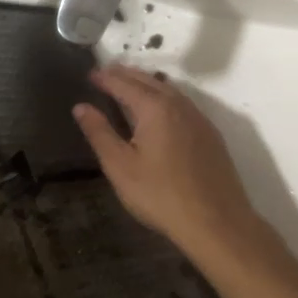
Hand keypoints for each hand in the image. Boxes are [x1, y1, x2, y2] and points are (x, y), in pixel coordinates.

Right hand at [73, 65, 262, 260]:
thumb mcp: (120, 166)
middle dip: (125, 75)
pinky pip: (182, 104)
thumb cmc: (161, 195)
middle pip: (148, 80)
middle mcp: (179, 105)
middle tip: (105, 75)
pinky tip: (159, 111)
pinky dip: (163, 97)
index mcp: (155, 108)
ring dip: (146, 84)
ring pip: (168, 90)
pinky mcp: (210, 135)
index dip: (105, 78)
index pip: (124, 83)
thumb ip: (99, 133)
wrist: (217, 223)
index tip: (89, 75)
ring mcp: (199, 119)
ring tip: (128, 87)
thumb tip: (81, 107)